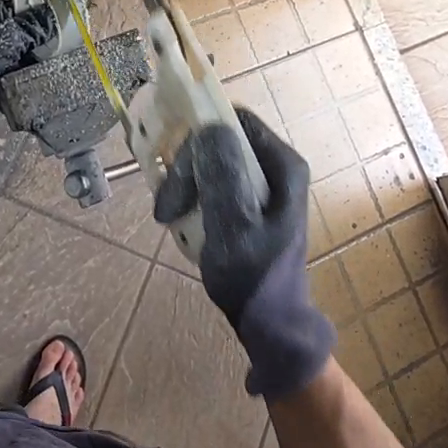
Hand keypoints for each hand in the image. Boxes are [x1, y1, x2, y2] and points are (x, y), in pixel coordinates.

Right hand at [153, 109, 332, 397]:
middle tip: (164, 206)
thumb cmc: (254, 278)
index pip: (235, 121)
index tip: (171, 164)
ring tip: (167, 216)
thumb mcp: (233, 225)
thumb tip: (209, 128)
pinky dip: (192, 196)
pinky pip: (213, 182)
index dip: (199, 134)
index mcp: (282, 164)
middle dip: (187, 168)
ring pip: (212, 162)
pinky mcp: (248, 204)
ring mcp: (263, 186)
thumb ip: (222, 174)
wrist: (270, 327)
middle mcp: (276, 168)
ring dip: (184, 184)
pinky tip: (179, 219)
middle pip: (220, 141)